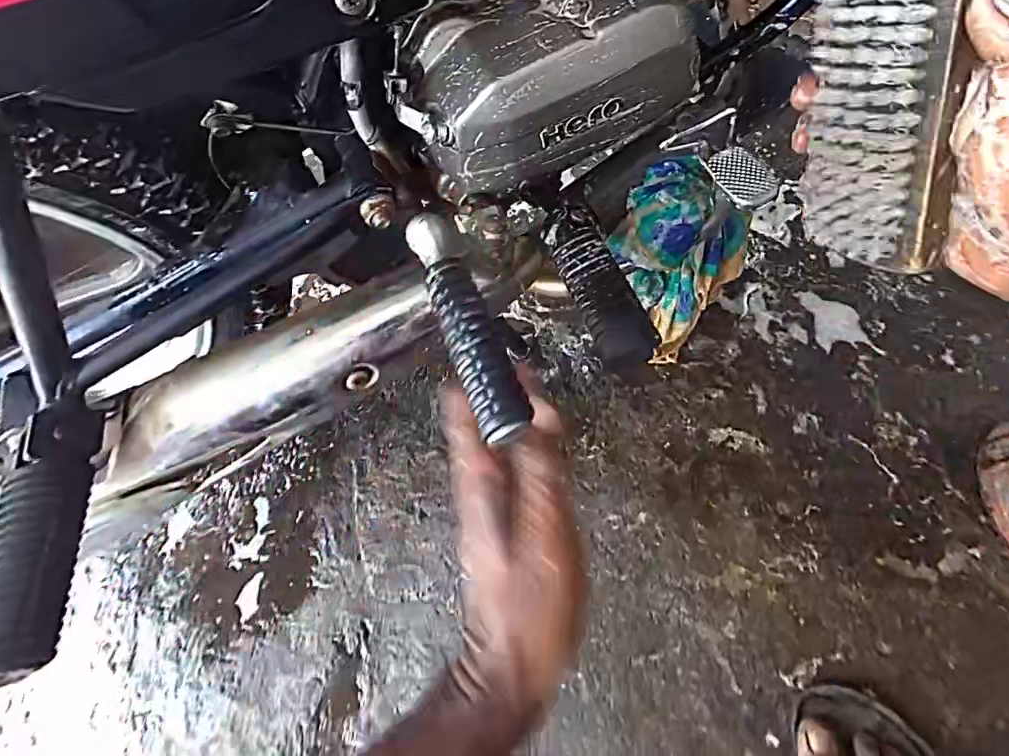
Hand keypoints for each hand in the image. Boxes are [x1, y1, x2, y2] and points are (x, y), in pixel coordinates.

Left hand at [439, 367, 586, 725]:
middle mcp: (477, 481)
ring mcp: (489, 499)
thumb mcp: (544, 533)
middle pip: (481, 416)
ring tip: (534, 383)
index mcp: (478, 478)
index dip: (474, 372)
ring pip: (498, 435)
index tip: (490, 342)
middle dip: (499, 385)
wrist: (512, 667)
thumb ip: (543, 469)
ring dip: (514, 407)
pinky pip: (514, 460)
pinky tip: (545, 436)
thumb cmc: (529, 608)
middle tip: (521, 357)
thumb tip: (539, 409)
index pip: (463, 408)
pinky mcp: (505, 515)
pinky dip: (526, 437)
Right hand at [791, 0, 1008, 336]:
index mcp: (973, 85)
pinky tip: (821, 167)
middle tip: (811, 94)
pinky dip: (835, 168)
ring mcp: (923, 154)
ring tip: (809, 135)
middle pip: (875, 91)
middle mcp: (945, 115)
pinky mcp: (908, 189)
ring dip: (827, 128)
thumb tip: (988, 0)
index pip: (914, 49)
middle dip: (834, 89)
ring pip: (861, 131)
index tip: (836, 46)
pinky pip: (862, 171)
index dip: (871, 44)